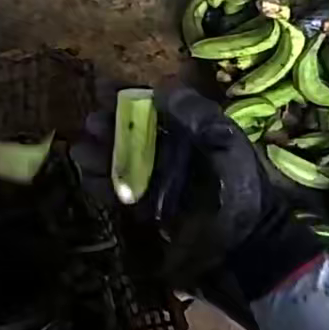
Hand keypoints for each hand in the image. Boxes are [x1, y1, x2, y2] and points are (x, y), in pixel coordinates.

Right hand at [74, 86, 320, 299]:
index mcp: (190, 131)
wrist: (246, 243)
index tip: (102, 87)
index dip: (127, 96)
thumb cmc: (239, 185)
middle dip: (109, 126)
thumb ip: (195, 113)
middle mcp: (171, 152)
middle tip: (91, 123)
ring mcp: (158, 181)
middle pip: (131, 133)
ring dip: (100, 155)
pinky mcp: (148, 209)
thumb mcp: (224, 140)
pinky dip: (102, 185)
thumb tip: (160, 88)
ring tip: (82, 151)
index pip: (153, 107)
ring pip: (120, 162)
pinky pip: (120, 193)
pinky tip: (90, 178)